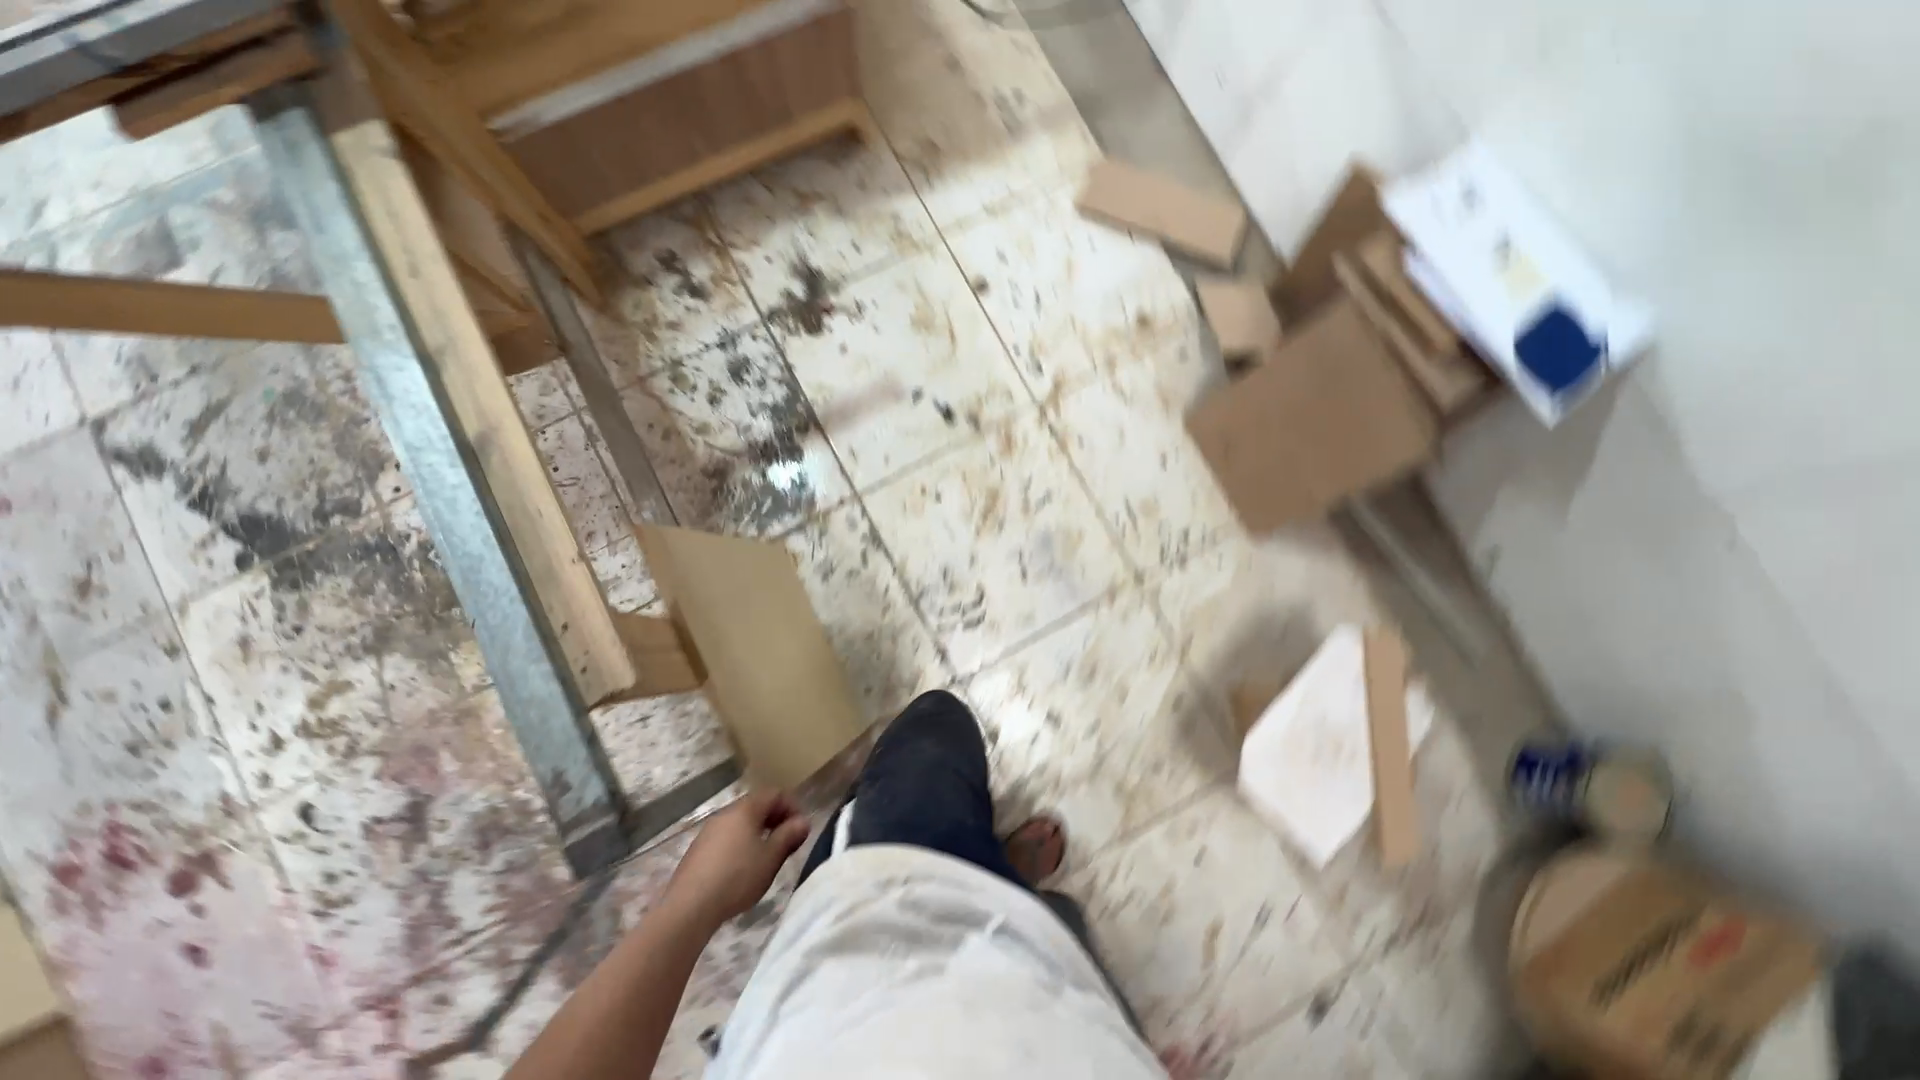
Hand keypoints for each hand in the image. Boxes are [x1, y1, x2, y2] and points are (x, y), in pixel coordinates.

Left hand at [664, 790, 811, 927]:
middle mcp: (725, 814)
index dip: (792, 806)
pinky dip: (740, 845)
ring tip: (767, 857)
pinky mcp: (697, 850)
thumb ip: (788, 836)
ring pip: (740, 824)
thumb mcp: (771, 858)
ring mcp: (708, 832)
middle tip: (788, 842)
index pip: (774, 794)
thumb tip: (803, 821)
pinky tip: (742, 869)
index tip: (801, 829)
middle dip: (776, 820)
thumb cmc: (737, 877)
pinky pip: (726, 838)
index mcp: (745, 810)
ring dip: (758, 833)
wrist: (690, 906)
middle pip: (756, 807)